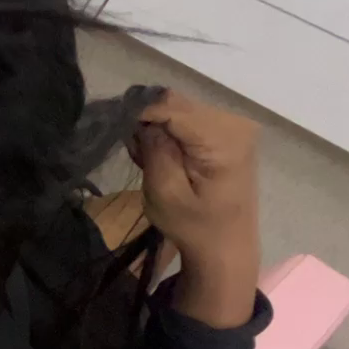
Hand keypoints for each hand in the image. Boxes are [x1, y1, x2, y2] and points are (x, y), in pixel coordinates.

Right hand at [129, 91, 260, 269]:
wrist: (226, 244)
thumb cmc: (195, 225)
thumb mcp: (164, 193)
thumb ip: (155, 151)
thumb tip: (140, 120)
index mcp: (223, 140)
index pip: (171, 106)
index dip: (137, 113)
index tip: (113, 131)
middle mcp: (234, 123)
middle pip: (174, 103)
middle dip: (145, 122)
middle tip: (135, 154)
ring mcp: (233, 126)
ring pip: (175, 107)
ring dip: (153, 128)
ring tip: (147, 158)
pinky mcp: (226, 132)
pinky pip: (184, 117)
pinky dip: (165, 132)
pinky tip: (162, 154)